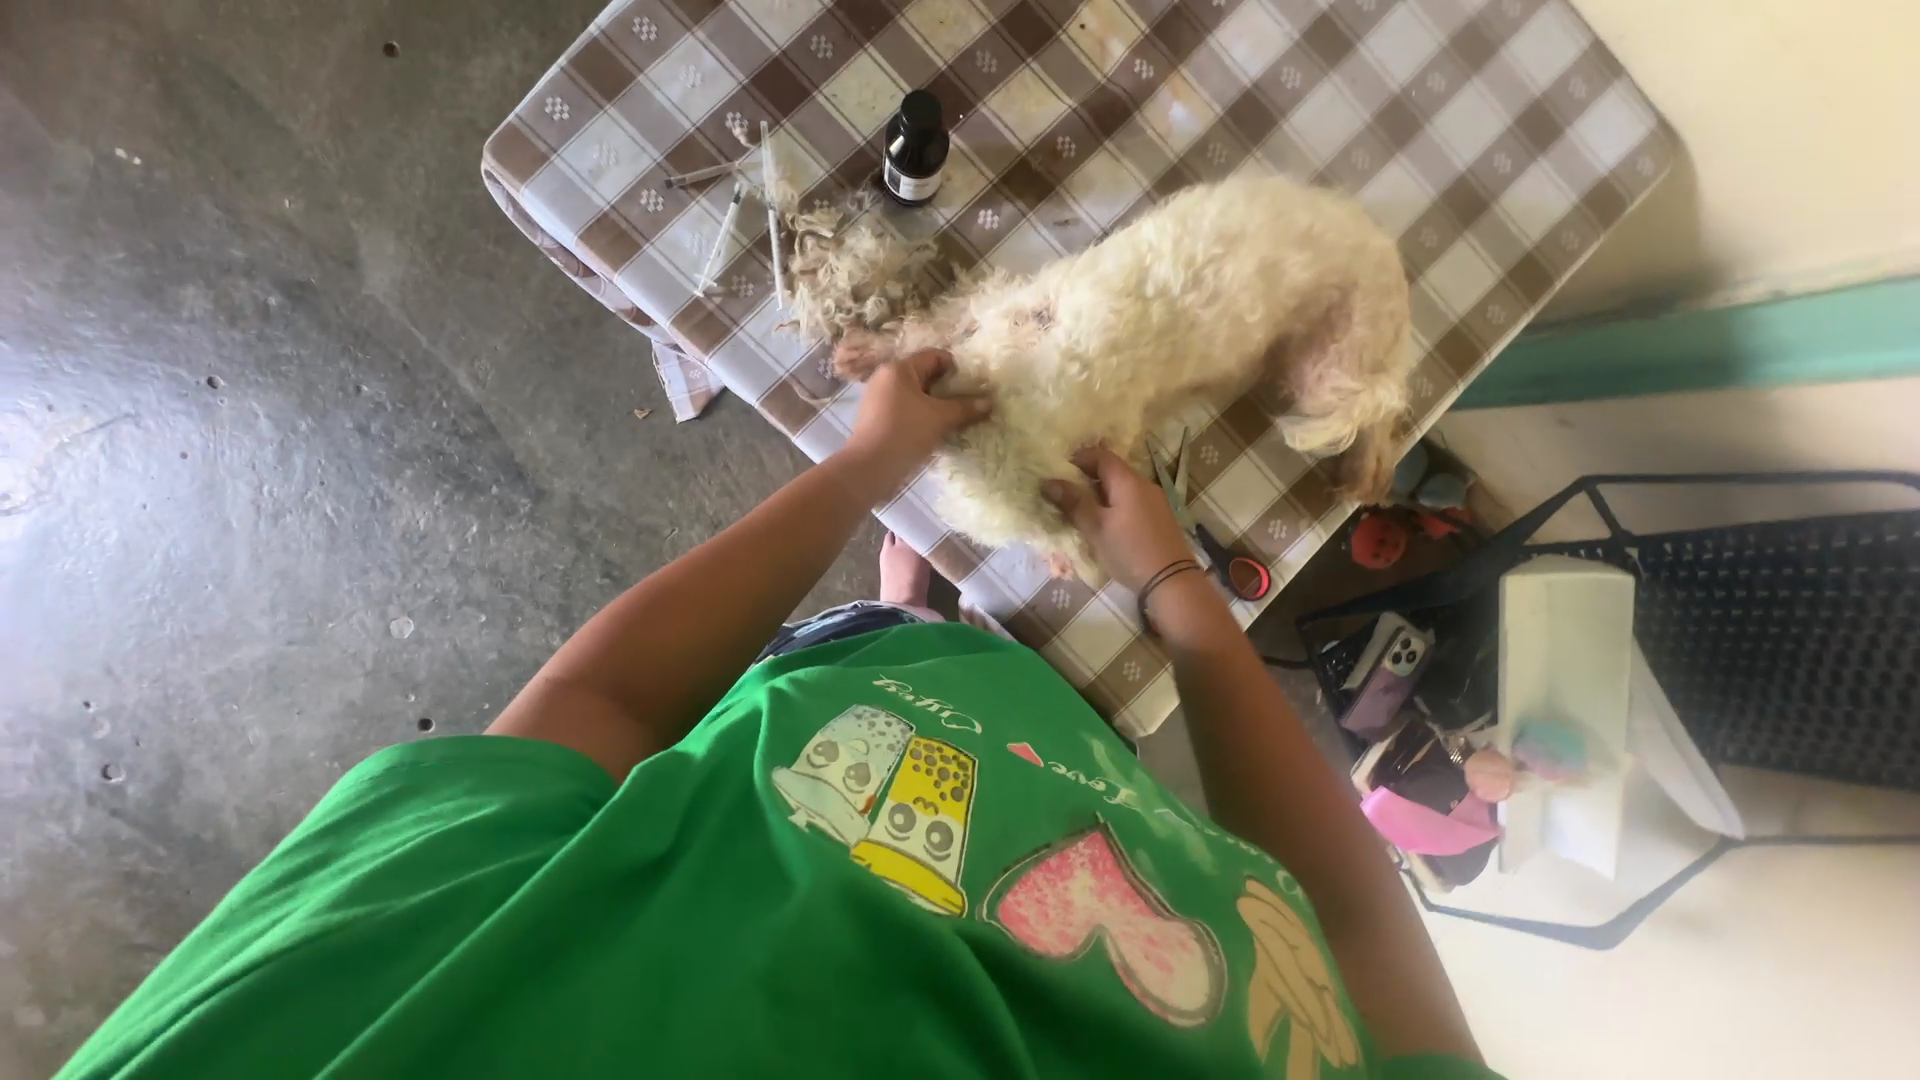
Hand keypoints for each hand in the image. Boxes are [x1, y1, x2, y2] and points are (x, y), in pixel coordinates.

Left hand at [837, 349, 992, 501]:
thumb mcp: (940, 418)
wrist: (870, 468)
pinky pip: (905, 412)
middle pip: (924, 376)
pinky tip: (935, 433)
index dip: (956, 368)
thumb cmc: (906, 432)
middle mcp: (886, 379)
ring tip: (955, 420)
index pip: (934, 357)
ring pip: (915, 396)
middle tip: (967, 404)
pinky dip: (921, 418)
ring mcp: (878, 400)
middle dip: (947, 389)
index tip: (972, 385)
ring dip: (935, 406)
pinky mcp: (877, 420)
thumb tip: (989, 402)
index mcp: (899, 369)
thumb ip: (965, 408)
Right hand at [1041, 446, 1195, 591]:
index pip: (1101, 456)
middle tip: (1066, 492)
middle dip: (1088, 476)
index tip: (1060, 471)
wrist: (1171, 580)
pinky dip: (1116, 504)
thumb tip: (1048, 482)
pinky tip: (1107, 523)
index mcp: (1128, 481)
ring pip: (1123, 487)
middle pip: (1113, 470)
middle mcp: (1144, 484)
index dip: (1079, 458)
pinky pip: (1133, 500)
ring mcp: (1156, 501)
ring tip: (1083, 510)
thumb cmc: (1129, 550)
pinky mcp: (1160, 517)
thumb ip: (1074, 502)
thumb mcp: (1096, 527)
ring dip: (1101, 492)